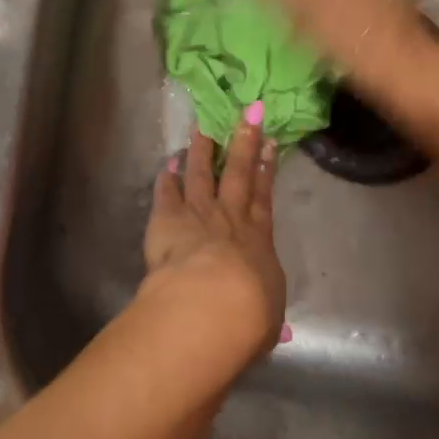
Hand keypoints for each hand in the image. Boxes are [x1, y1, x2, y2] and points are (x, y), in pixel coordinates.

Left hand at [142, 106, 286, 359]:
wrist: (211, 303)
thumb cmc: (249, 316)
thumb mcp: (268, 317)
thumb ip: (267, 312)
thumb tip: (272, 324)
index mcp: (258, 240)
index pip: (263, 197)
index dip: (266, 169)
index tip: (269, 142)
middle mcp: (229, 218)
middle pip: (237, 173)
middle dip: (243, 142)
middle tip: (247, 113)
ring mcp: (197, 213)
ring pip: (200, 173)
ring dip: (202, 149)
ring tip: (203, 127)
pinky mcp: (166, 217)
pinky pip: (167, 191)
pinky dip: (167, 176)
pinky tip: (167, 162)